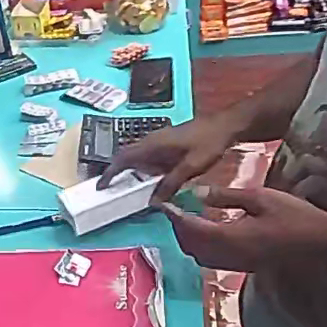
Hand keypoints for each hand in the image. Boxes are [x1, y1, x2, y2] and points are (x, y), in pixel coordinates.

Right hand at [98, 114, 241, 201]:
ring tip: (125, 188)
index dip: (110, 172)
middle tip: (109, 189)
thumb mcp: (191, 167)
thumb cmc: (208, 143)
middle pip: (126, 156)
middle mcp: (151, 141)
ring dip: (129, 171)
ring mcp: (159, 141)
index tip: (100, 186)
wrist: (226, 125)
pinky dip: (142, 170)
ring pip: (137, 157)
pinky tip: (149, 181)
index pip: (123, 158)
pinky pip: (148, 158)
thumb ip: (171, 184)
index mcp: (152, 144)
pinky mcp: (167, 144)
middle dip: (115, 172)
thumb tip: (154, 201)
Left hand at [161, 186, 326, 272]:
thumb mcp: (260, 197)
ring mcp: (235, 264)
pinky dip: (200, 246)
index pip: (192, 229)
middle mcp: (228, 256)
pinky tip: (205, 230)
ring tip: (185, 218)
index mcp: (231, 238)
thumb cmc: (296, 216)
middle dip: (178, 229)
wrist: (324, 243)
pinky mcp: (243, 266)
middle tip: (173, 209)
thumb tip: (196, 193)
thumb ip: (225, 196)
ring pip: (199, 256)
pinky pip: (211, 259)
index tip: (164, 205)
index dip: (175, 217)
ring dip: (187, 239)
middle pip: (190, 246)